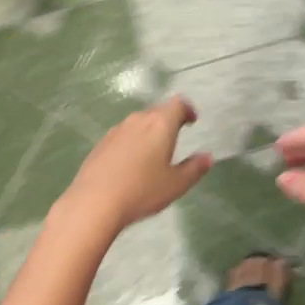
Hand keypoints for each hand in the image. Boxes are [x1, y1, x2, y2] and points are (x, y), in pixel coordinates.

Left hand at [56, 97, 211, 232]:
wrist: (95, 201)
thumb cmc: (142, 191)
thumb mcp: (175, 184)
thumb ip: (194, 168)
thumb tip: (208, 157)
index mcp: (161, 124)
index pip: (178, 104)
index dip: (188, 109)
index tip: (192, 120)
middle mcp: (139, 119)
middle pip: (158, 111)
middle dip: (169, 120)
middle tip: (176, 137)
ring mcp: (118, 129)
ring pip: (139, 122)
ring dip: (149, 130)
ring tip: (153, 152)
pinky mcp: (102, 141)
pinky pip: (124, 134)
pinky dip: (132, 141)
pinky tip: (131, 162)